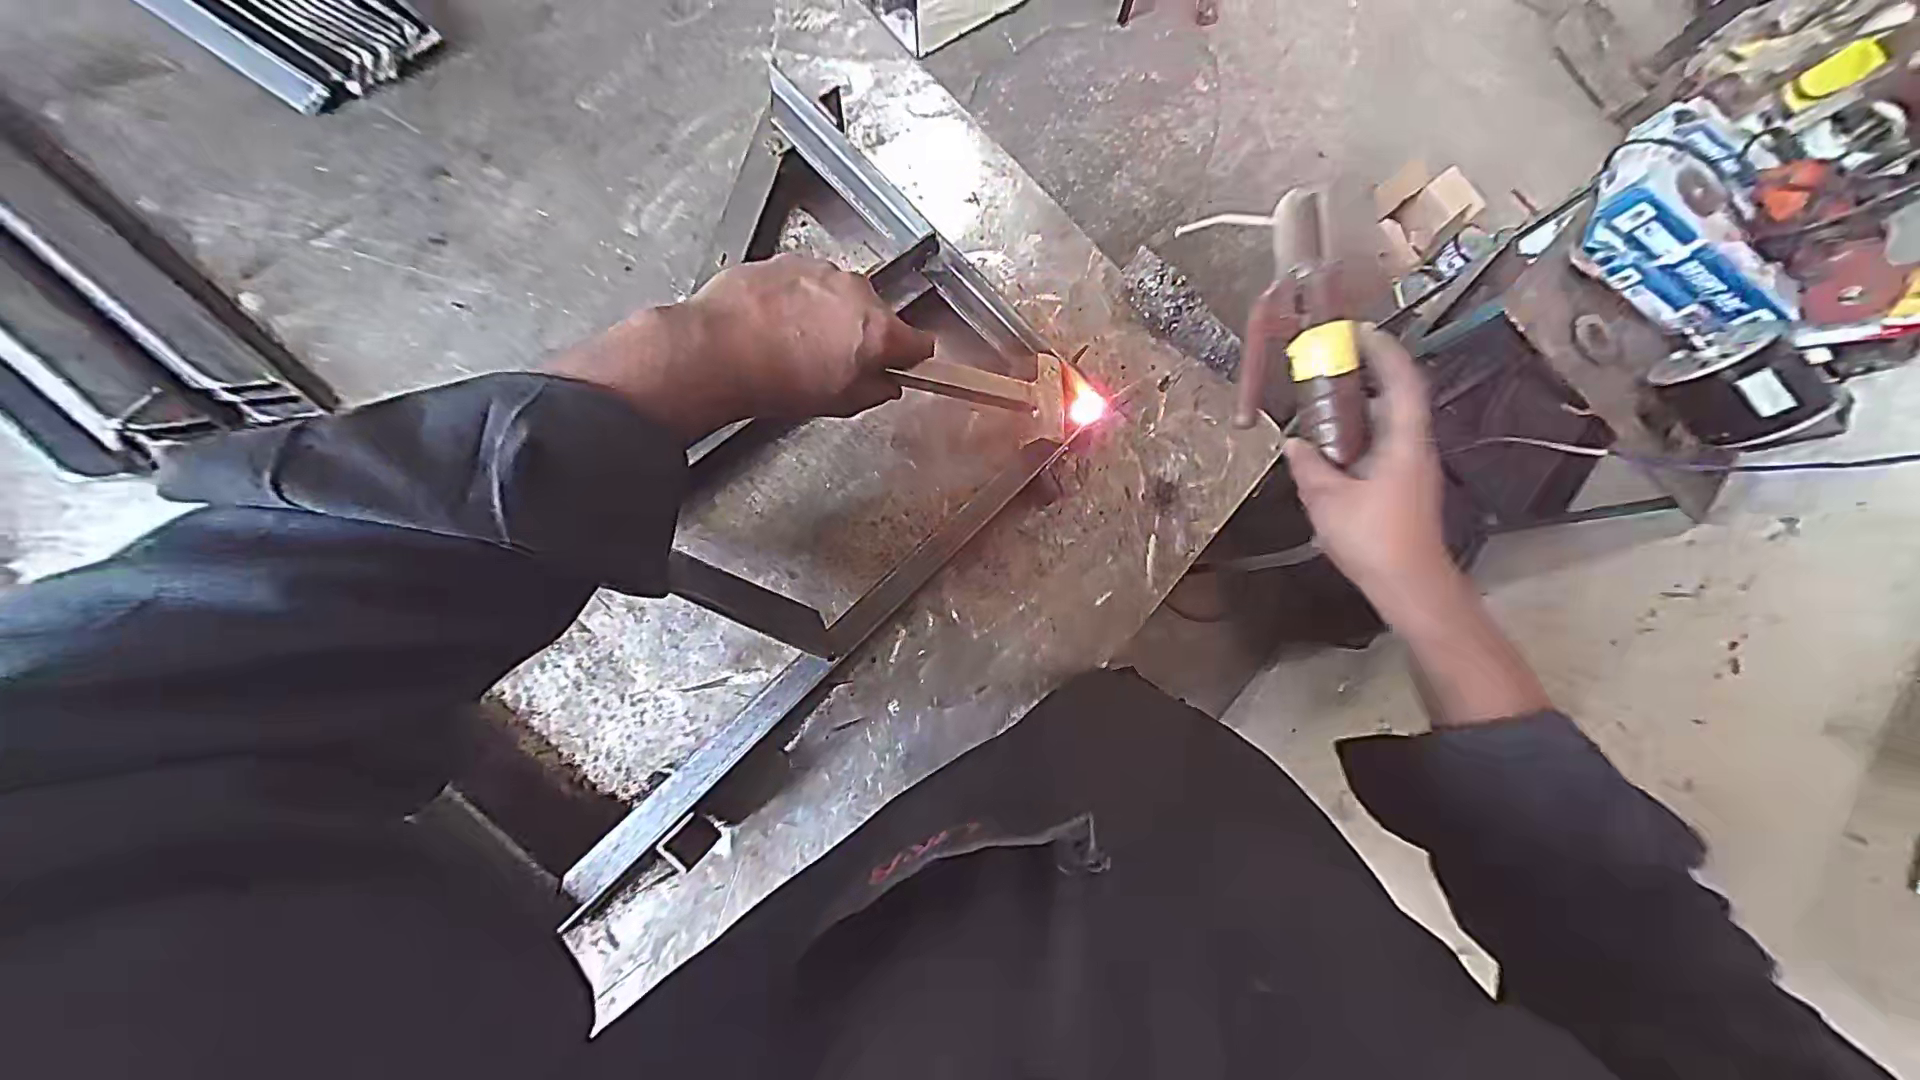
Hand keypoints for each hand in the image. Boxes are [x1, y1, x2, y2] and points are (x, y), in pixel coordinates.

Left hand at [547, 254, 936, 439]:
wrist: (718, 351)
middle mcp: (857, 292)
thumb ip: (876, 389)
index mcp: (879, 330)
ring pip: (843, 296)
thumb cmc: (775, 379)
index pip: (920, 342)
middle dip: (866, 336)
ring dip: (833, 316)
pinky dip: (802, 300)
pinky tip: (780, 325)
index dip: (911, 358)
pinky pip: (810, 283)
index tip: (902, 364)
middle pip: (880, 316)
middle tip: (839, 363)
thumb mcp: (840, 403)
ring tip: (801, 345)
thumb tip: (885, 383)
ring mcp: (822, 271)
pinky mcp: (790, 260)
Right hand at [1283, 326, 1455, 617]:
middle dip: (1367, 374)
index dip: (1383, 352)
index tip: (1358, 332)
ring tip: (1322, 400)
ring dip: (1358, 405)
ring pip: (1387, 422)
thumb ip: (1309, 467)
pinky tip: (1329, 444)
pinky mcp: (1402, 483)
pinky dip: (1356, 432)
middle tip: (1330, 363)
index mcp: (1403, 443)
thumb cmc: (1372, 539)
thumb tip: (1293, 444)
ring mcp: (1410, 466)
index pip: (1401, 382)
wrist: (1409, 582)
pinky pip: (1380, 443)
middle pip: (1397, 396)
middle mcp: (1413, 447)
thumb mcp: (1327, 500)